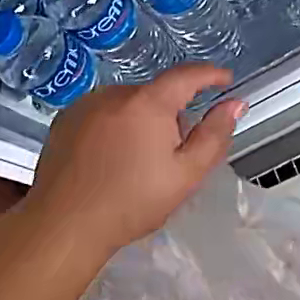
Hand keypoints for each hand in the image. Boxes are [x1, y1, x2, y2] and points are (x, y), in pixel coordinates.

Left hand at [18, 64, 245, 260]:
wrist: (65, 224)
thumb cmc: (132, 203)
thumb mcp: (185, 174)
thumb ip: (214, 135)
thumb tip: (234, 104)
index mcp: (148, 103)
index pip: (187, 75)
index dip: (210, 75)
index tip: (224, 80)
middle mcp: (114, 94)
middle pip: (155, 95)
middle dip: (170, 116)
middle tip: (172, 156)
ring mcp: (85, 105)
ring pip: (127, 105)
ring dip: (140, 122)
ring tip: (137, 164)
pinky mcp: (65, 120)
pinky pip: (101, 114)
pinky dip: (113, 128)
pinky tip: (109, 161)